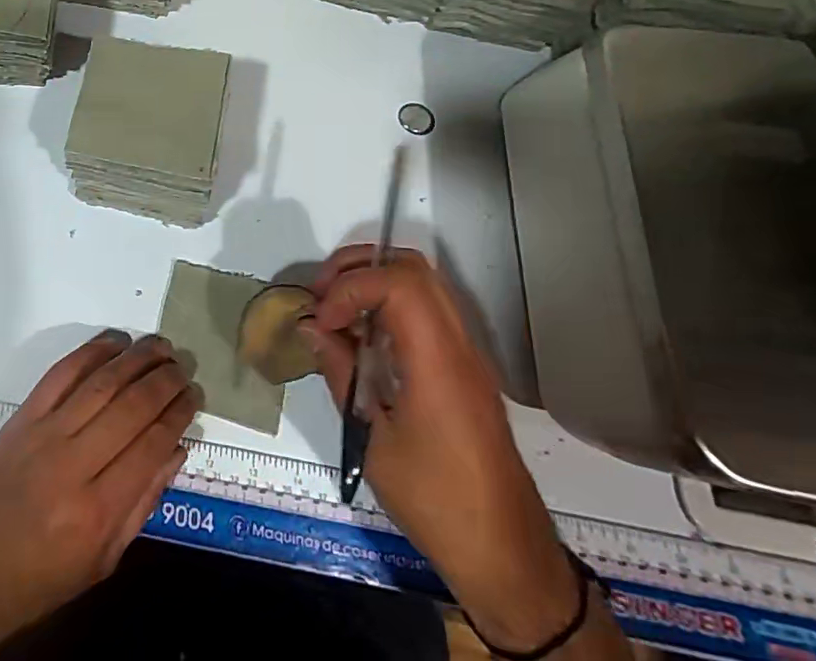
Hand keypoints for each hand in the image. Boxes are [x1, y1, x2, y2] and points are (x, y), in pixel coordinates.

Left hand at [0, 331, 199, 660]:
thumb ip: (143, 502)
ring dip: (137, 358)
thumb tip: (177, 448)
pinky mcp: (20, 420)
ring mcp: (42, 436)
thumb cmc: (39, 578)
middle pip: (131, 406)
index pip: (152, 444)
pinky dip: (91, 352)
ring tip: (163, 346)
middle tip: (185, 367)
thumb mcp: (103, 560)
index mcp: (96, 511)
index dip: (180, 413)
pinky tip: (116, 342)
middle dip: (166, 380)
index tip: (195, 396)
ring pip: (101, 383)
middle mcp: (71, 466)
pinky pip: (60, 374)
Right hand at [306, 247, 625, 657]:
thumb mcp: (373, 440)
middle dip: (360, 268)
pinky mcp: (465, 368)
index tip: (321, 318)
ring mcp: (468, 354)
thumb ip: (342, 373)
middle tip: (322, 297)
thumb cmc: (434, 500)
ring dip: (376, 284)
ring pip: (424, 286)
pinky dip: (392, 308)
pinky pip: (429, 314)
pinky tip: (364, 340)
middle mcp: (459, 343)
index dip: (351, 286)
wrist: (504, 548)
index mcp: (438, 360)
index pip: (399, 282)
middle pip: (414, 269)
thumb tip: (312, 328)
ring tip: (336, 314)